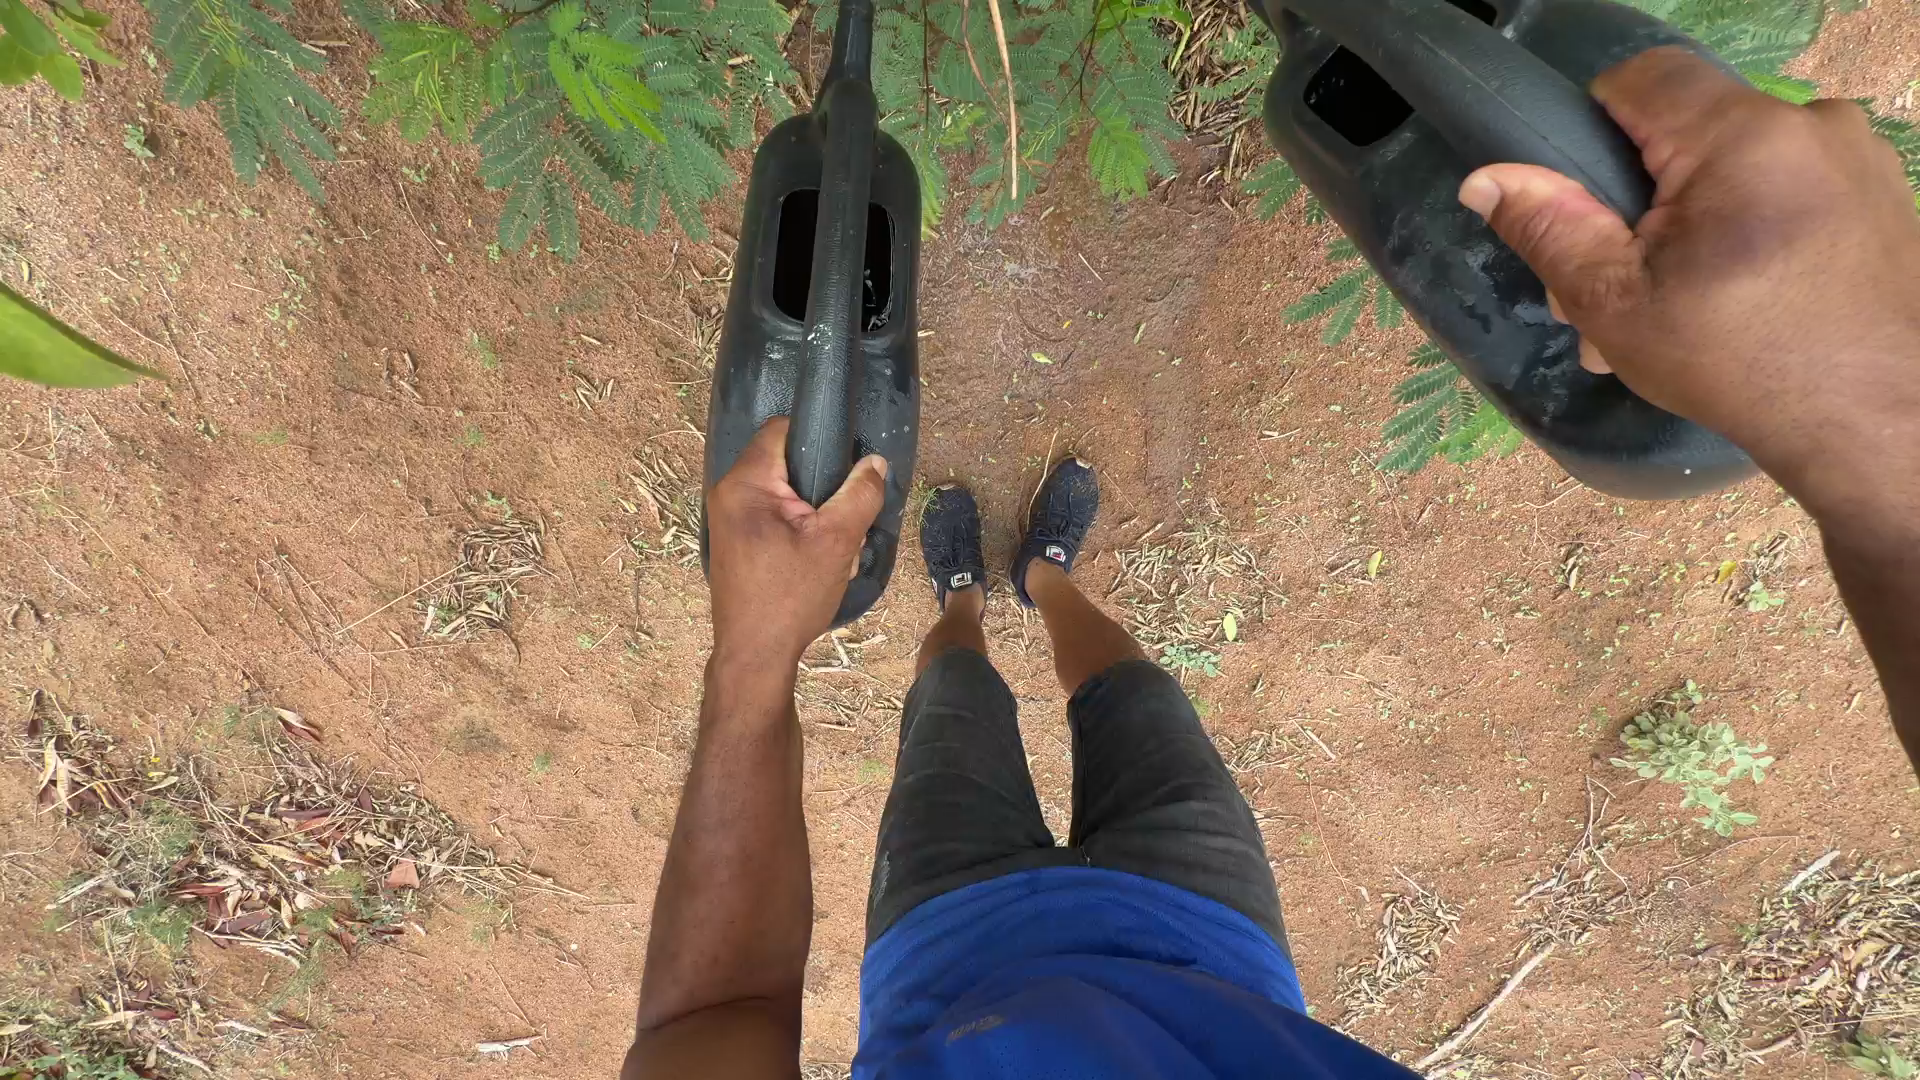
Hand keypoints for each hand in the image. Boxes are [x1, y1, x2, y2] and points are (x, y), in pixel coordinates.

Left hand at [705, 416, 887, 670]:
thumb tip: (875, 462)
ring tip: (835, 547)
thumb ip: (859, 494)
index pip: (781, 430)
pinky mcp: (738, 543)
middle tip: (845, 517)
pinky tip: (819, 561)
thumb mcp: (837, 541)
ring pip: (786, 495)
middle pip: (786, 464)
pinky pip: (776, 519)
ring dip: (817, 515)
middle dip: (823, 487)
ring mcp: (730, 521)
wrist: (756, 654)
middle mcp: (729, 495)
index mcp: (745, 484)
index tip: (846, 465)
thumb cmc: (791, 596)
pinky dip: (802, 532)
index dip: (818, 437)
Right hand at [1456, 47, 1919, 519]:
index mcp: (1741, 138)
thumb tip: (1483, 179)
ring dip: (1668, 228)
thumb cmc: (1726, 355)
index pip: (1644, 76)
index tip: (1568, 193)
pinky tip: (1712, 301)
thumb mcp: (1608, 298)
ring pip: (1721, 168)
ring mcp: (1851, 154)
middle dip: (1622, 203)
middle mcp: (1809, 122)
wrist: (1873, 413)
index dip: (1585, 121)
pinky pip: (1768, 190)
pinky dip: (1722, 234)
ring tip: (1654, 309)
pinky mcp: (1871, 190)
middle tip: (1602, 289)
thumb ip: (1548, 228)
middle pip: (1679, 133)